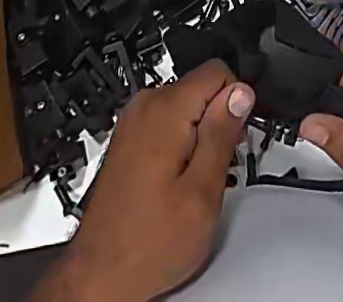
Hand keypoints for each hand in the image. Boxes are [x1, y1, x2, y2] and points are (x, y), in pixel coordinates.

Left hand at [32, 61, 254, 301]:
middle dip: (218, 121)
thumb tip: (240, 93)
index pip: (217, 71)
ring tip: (196, 180)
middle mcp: (145, 107)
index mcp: (165, 111)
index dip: (236, 102)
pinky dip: (181, 142)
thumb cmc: (147, 243)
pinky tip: (179, 179)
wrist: (102, 272)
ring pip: (186, 106)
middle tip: (216, 168)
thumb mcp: (202, 193)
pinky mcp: (129, 135)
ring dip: (200, 134)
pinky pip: (168, 121)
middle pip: (201, 88)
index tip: (236, 136)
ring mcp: (134, 120)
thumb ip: (222, 134)